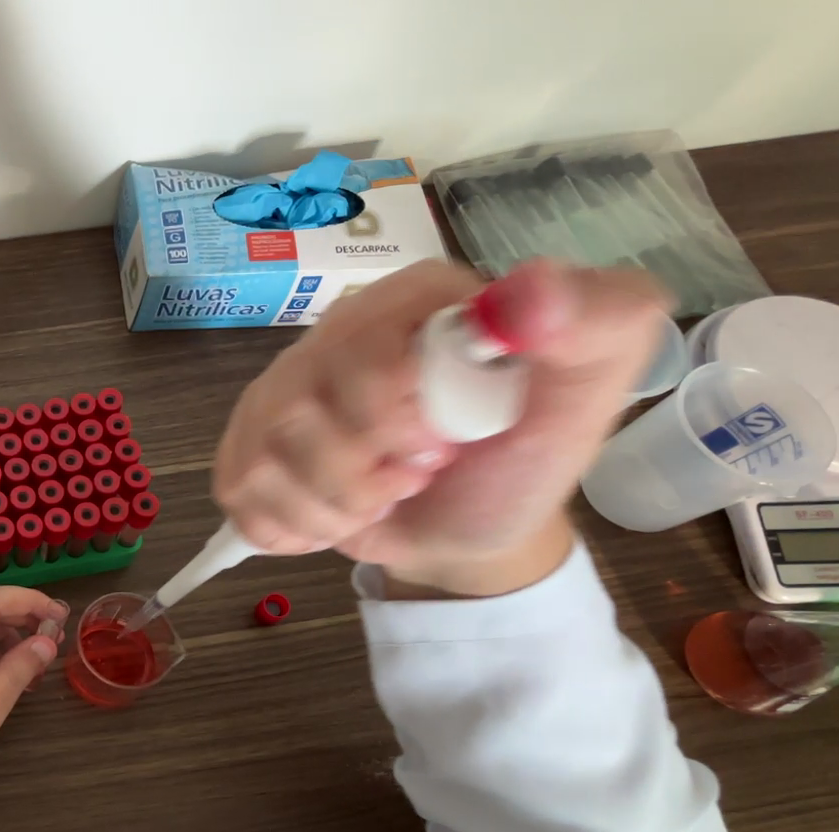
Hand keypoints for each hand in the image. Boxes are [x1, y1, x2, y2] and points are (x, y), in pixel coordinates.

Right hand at [212, 258, 670, 594]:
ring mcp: (270, 397)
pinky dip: (297, 527)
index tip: (442, 446)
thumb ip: (599, 323)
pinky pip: (242, 498)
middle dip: (364, 476)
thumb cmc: (515, 465)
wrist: (459, 532)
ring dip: (336, 509)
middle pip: (299, 415)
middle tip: (414, 476)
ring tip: (378, 499)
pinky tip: (334, 512)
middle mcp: (324, 339)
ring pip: (265, 465)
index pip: (358, 351)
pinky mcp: (239, 449)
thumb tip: (530, 291)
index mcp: (404, 302)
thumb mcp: (586, 396)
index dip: (391, 417)